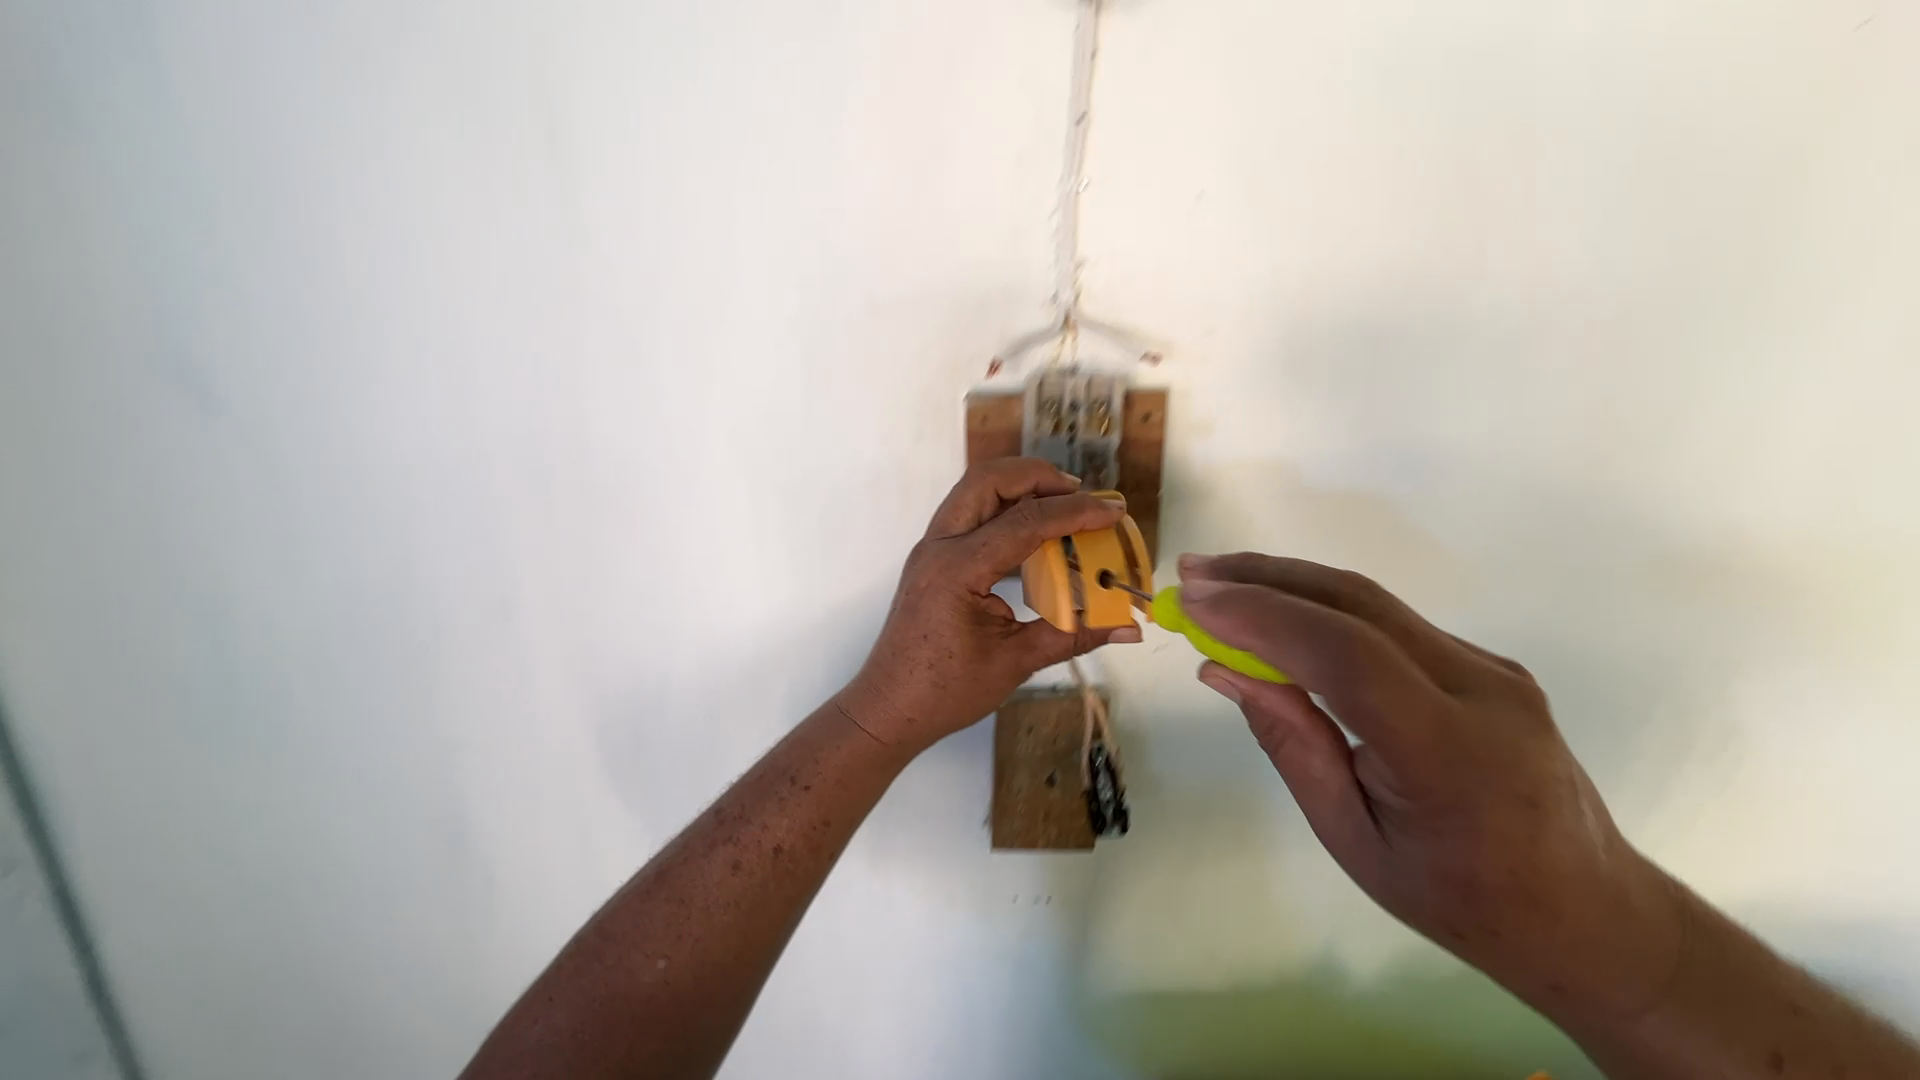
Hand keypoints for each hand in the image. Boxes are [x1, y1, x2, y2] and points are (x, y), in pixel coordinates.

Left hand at [836, 459, 1140, 752]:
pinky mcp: (932, 558)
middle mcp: (938, 546)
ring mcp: (931, 549)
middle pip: (987, 480)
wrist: (889, 708)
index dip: (1075, 512)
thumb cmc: (945, 691)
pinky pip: (970, 515)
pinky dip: (1004, 511)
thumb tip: (1129, 630)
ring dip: (1019, 488)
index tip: (1114, 511)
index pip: (1024, 521)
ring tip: (1062, 507)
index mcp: (958, 569)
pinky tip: (1035, 537)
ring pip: (974, 490)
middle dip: (1038, 476)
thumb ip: (1074, 636)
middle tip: (1080, 495)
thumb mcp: (1016, 662)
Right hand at [1179, 553, 1685, 1023]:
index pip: (1345, 655)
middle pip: (1358, 605)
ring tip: (1218, 582)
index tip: (1192, 603)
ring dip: (1288, 584)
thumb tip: (1223, 669)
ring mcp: (1490, 668)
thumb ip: (1291, 742)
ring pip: (1372, 603)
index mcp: (1450, 752)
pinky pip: (1389, 622)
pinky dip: (1321, 609)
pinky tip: (1278, 615)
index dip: (1262, 618)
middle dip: (1264, 579)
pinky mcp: (1484, 663)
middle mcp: (1481, 688)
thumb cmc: (1460, 897)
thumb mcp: (1353, 837)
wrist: (1588, 910)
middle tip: (1191, 574)